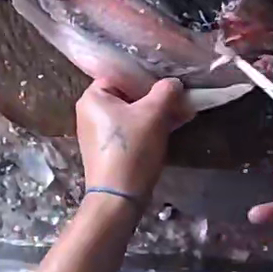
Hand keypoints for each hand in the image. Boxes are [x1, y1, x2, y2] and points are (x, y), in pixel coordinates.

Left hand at [76, 78, 194, 202]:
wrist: (119, 196)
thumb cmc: (132, 149)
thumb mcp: (153, 115)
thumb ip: (166, 92)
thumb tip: (174, 83)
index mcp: (92, 97)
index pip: (120, 75)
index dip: (146, 77)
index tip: (168, 83)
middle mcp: (90, 112)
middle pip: (128, 95)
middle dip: (156, 98)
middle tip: (180, 99)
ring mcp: (97, 133)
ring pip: (132, 114)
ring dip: (157, 114)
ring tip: (183, 113)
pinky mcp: (108, 150)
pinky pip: (131, 131)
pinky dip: (149, 128)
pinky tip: (173, 127)